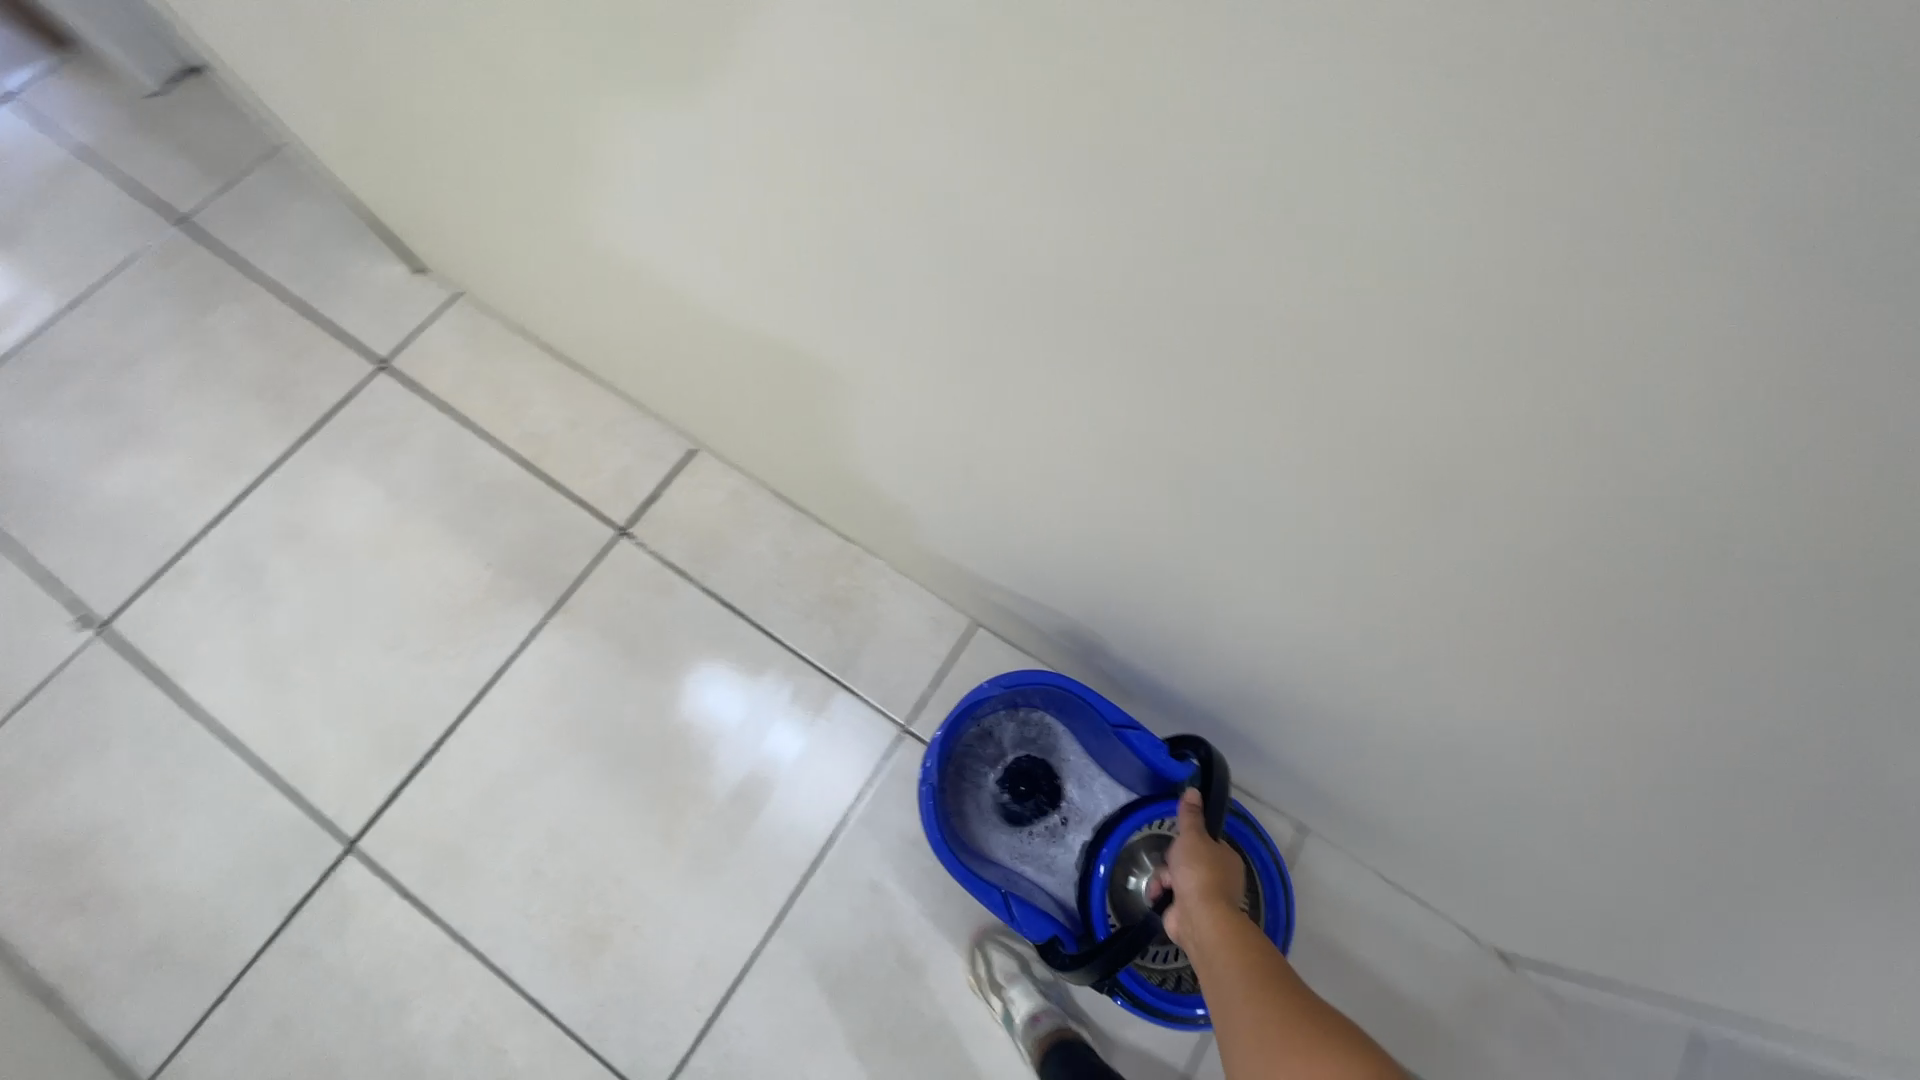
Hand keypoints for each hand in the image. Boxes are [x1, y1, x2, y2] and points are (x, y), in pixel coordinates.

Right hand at [1153, 788, 1245, 949]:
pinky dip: (1161, 895)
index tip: (1179, 840)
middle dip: (1172, 861)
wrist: (1200, 917)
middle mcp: (1218, 877)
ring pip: (1174, 877)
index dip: (1189, 840)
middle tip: (1170, 862)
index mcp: (1226, 858)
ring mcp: (1204, 897)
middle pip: (1186, 859)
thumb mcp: (1193, 836)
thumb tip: (1193, 789)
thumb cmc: (1200, 871)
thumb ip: (1190, 815)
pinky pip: (1169, 896)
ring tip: (1163, 884)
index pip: (1205, 842)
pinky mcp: (1188, 913)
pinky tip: (1157, 895)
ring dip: (1163, 878)